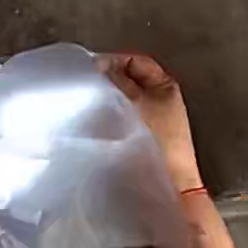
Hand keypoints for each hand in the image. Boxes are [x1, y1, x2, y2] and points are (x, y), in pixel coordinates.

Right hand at [97, 52, 202, 193]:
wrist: (166, 186)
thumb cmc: (154, 140)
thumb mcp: (134, 102)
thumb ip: (116, 79)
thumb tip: (100, 66)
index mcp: (165, 87)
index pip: (134, 62)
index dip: (112, 61)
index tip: (87, 69)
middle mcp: (160, 101)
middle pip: (127, 81)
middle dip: (106, 81)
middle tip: (82, 86)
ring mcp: (151, 122)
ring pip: (121, 102)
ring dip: (104, 101)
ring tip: (83, 104)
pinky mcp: (141, 141)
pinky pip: (120, 121)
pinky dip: (107, 118)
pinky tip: (91, 124)